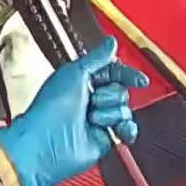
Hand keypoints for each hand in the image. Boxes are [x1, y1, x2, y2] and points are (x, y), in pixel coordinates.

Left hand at [0, 37, 148, 185]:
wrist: (46, 143)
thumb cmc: (52, 108)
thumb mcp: (74, 73)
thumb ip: (97, 58)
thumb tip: (111, 42)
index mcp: (80, 80)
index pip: (112, 72)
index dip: (125, 74)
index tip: (139, 80)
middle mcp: (89, 99)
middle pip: (120, 90)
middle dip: (109, 96)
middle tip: (92, 101)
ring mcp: (97, 119)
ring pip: (124, 109)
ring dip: (109, 113)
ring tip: (91, 119)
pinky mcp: (104, 138)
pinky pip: (127, 129)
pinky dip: (125, 129)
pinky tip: (118, 130)